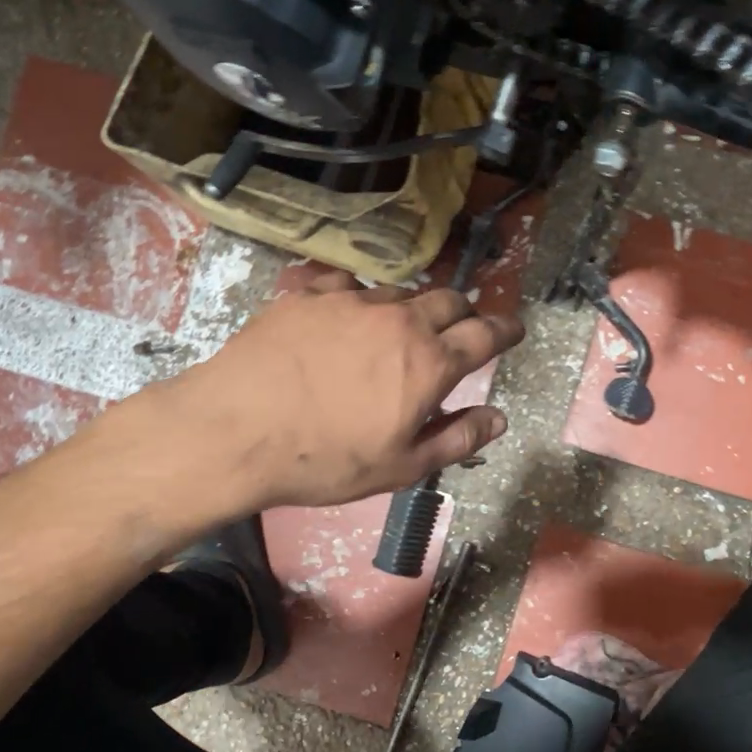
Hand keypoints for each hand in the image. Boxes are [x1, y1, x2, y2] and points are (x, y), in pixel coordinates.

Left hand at [106, 271, 522, 517]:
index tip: (515, 328)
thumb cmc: (326, 461)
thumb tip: (499, 419)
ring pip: (397, 292)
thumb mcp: (401, 467)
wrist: (235, 432)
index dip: (505, 330)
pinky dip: (358, 299)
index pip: (484, 335)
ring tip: (400, 329)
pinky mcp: (305, 294)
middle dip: (464, 313)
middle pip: (447, 300)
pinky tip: (346, 316)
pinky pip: (345, 285)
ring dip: (411, 308)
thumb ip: (457, 438)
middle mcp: (397, 320)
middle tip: (462, 329)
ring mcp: (349, 301)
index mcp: (429, 363)